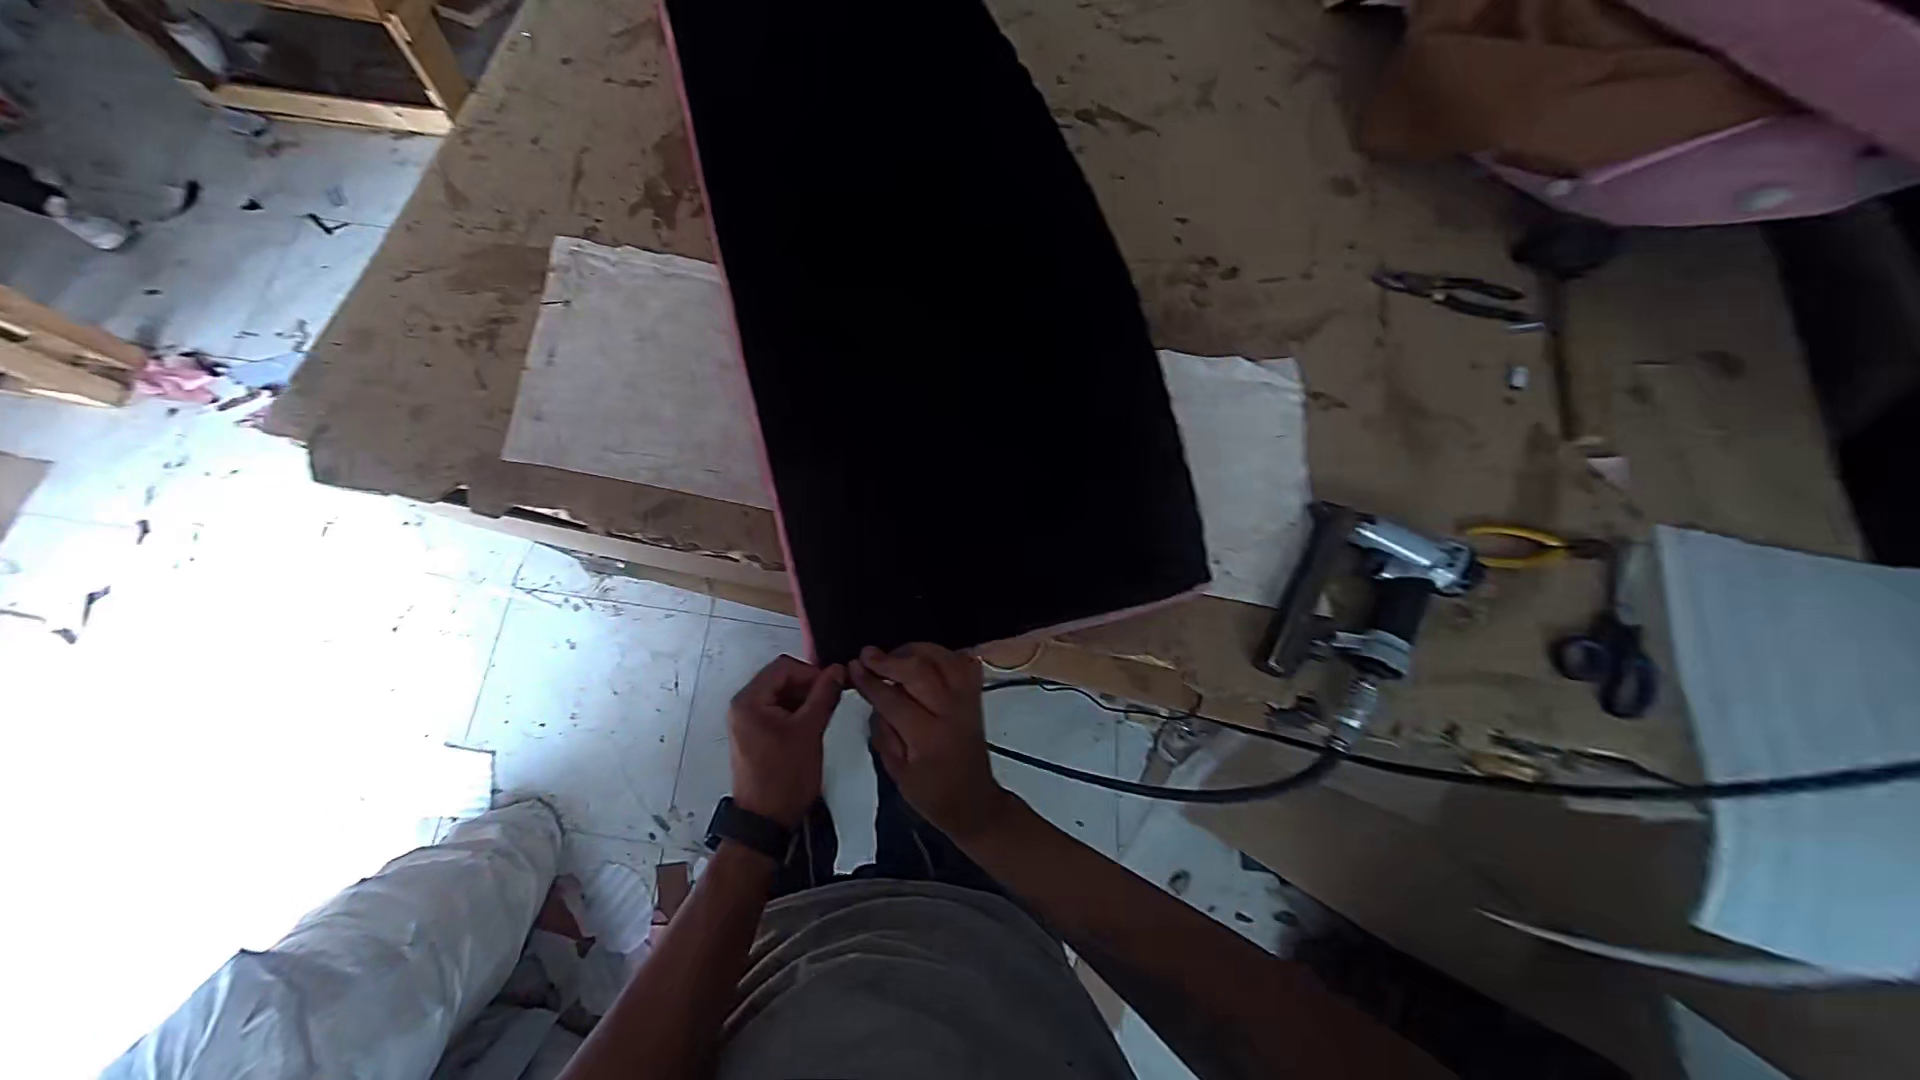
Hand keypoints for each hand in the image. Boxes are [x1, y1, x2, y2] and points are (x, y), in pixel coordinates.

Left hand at [728, 655, 844, 828]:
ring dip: (805, 700)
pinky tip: (812, 727)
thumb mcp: (810, 730)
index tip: (834, 687)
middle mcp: (743, 706)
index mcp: (749, 701)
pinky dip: (797, 713)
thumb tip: (838, 670)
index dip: (812, 673)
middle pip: (781, 678)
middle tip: (831, 700)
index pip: (784, 667)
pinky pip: (778, 711)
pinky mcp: (755, 735)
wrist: (767, 822)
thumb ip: (824, 695)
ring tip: (823, 715)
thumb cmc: (785, 776)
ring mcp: (747, 721)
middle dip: (809, 686)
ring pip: (782, 695)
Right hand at [849, 643, 1013, 841]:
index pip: (894, 699)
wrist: (974, 802)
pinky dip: (943, 655)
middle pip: (921, 671)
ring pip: (944, 659)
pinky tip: (924, 658)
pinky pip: (963, 663)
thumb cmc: (932, 793)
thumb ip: (884, 733)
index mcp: (928, 738)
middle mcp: (951, 713)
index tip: (853, 667)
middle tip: (868, 655)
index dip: (870, 681)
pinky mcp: (976, 696)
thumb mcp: (897, 773)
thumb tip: (874, 698)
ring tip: (893, 655)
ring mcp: (968, 701)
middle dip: (890, 660)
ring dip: (915, 651)